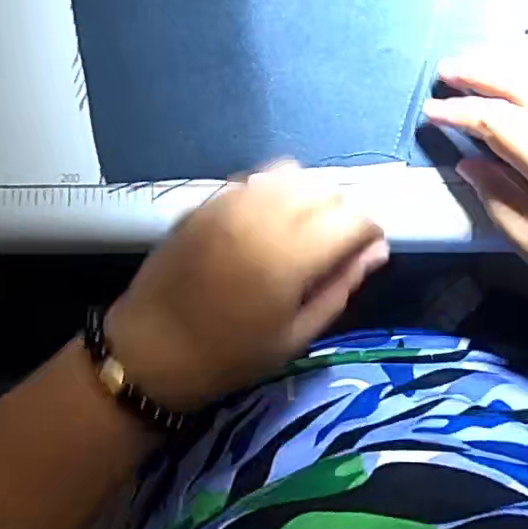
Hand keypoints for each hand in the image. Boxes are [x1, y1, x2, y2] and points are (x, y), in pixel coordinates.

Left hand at [105, 162, 389, 409]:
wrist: (150, 350)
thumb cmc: (230, 355)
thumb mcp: (297, 335)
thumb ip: (341, 287)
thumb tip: (376, 251)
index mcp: (291, 256)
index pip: (354, 218)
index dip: (370, 232)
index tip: (366, 253)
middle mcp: (264, 216)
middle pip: (328, 189)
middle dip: (344, 213)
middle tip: (336, 247)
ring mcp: (232, 202)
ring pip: (294, 173)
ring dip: (312, 196)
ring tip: (305, 230)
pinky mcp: (209, 200)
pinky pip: (258, 178)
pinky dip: (278, 190)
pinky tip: (271, 219)